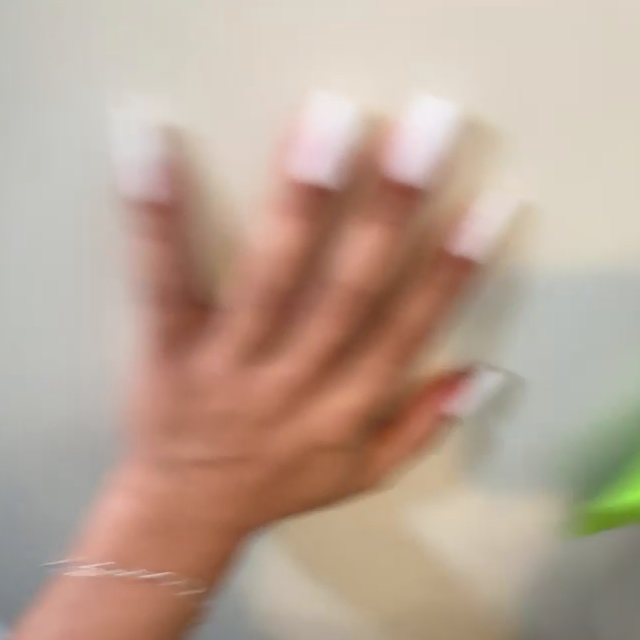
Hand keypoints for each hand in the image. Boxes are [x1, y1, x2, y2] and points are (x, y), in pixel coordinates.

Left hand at [103, 93, 513, 543]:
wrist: (187, 514)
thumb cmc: (280, 485)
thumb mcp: (365, 475)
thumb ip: (422, 426)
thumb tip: (484, 374)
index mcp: (346, 410)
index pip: (407, 332)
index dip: (451, 274)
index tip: (489, 208)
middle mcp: (294, 383)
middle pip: (349, 293)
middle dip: (390, 213)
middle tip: (425, 132)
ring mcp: (228, 366)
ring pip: (271, 281)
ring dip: (300, 204)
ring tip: (327, 125)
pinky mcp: (166, 351)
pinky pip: (161, 284)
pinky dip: (156, 218)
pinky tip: (150, 144)